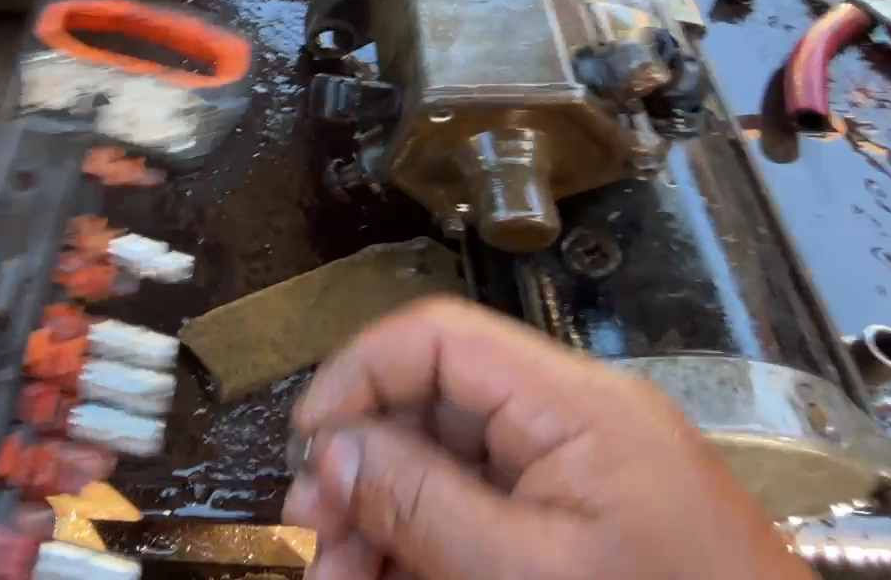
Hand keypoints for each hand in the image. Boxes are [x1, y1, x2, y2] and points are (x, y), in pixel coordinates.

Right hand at [283, 297, 810, 579]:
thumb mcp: (525, 579)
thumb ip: (419, 503)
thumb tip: (328, 447)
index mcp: (578, 406)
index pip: (437, 335)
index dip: (358, 370)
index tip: (309, 437)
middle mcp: (573, 418)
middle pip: (433, 400)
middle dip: (362, 460)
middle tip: (313, 527)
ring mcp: (577, 470)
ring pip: (444, 459)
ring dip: (381, 510)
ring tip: (336, 572)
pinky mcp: (581, 516)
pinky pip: (478, 505)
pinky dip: (424, 538)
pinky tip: (383, 573)